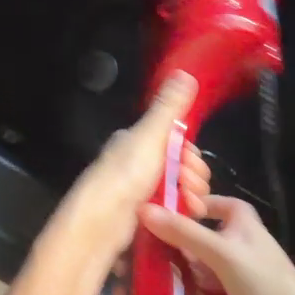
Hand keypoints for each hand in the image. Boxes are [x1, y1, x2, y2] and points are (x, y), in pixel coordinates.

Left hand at [46, 72, 206, 265]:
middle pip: (181, 165)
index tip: (192, 164)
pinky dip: (182, 210)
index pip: (176, 141)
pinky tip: (185, 215)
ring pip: (179, 188)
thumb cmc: (125, 175)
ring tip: (190, 203)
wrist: (101, 221)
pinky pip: (172, 208)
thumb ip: (169, 107)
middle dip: (193, 175)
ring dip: (192, 194)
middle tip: (190, 186)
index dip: (190, 153)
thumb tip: (185, 73)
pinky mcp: (145, 214)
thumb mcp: (150, 135)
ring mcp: (140, 189)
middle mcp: (138, 162)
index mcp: (137, 140)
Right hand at [138, 195, 294, 294]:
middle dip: (167, 250)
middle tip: (134, 258)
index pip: (203, 203)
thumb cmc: (265, 284)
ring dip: (171, 278)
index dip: (177, 207)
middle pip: (190, 239)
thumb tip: (142, 209)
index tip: (144, 214)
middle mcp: (232, 244)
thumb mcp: (223, 252)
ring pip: (190, 270)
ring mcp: (228, 277)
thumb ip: (182, 232)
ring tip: (141, 285)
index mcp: (239, 220)